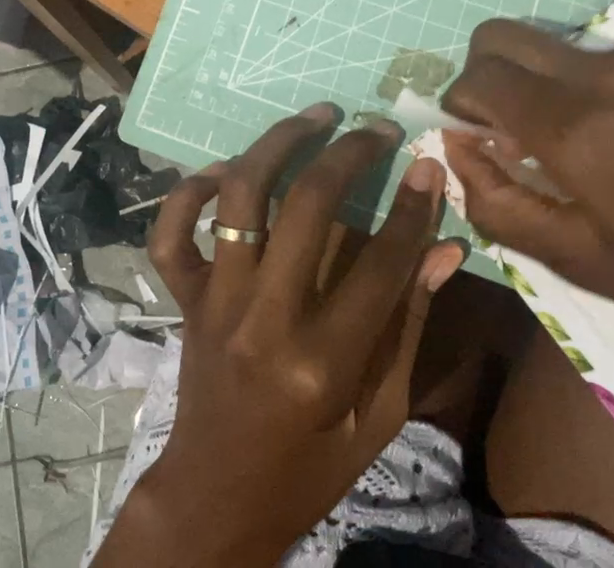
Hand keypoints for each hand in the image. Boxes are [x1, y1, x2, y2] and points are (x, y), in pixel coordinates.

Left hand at [95, 105, 466, 566]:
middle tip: (377, 129)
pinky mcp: (184, 299)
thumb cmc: (309, 468)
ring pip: (241, 199)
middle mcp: (264, 318)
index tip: (428, 164)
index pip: (381, 263)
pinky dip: (190, 192)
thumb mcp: (378, 416)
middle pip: (308, 208)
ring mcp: (215, 302)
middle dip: (350, 155)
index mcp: (323, 361)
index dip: (413, 207)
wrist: (217, 496)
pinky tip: (228, 172)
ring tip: (315, 117)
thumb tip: (442, 249)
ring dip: (278, 145)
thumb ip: (407, 327)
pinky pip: (171, 233)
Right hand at [439, 19, 613, 392]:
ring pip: (570, 51)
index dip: (461, 102)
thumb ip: (501, 201)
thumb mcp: (588, 264)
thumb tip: (458, 147)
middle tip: (518, 134)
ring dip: (562, 91)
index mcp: (578, 127)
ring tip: (613, 157)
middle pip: (508, 36)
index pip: (480, 74)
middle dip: (491, 75)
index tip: (479, 138)